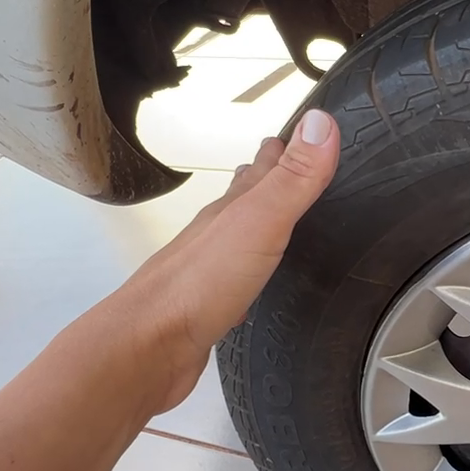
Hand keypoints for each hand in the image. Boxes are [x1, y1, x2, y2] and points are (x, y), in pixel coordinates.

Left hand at [104, 109, 340, 412]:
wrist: (148, 349)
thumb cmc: (202, 285)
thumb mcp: (261, 221)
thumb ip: (294, 178)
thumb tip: (321, 121)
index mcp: (232, 209)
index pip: (264, 167)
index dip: (286, 147)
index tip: (305, 129)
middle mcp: (218, 233)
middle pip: (247, 196)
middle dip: (269, 176)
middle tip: (288, 162)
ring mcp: (210, 270)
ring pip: (240, 235)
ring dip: (258, 219)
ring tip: (277, 214)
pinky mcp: (208, 307)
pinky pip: (236, 279)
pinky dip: (251, 269)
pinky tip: (255, 279)